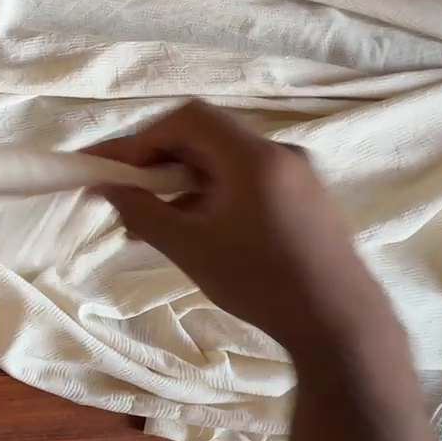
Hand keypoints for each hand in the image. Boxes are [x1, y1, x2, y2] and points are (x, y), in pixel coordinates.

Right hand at [88, 101, 398, 354]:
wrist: (336, 320)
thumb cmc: (259, 281)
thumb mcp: (187, 246)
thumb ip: (140, 210)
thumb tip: (105, 186)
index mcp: (255, 158)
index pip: (187, 120)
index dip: (142, 139)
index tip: (113, 170)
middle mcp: (278, 154)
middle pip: (202, 136)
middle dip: (153, 160)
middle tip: (118, 189)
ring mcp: (292, 174)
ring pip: (217, 160)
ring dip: (174, 180)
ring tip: (143, 219)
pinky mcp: (297, 195)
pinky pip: (237, 179)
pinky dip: (201, 193)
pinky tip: (180, 227)